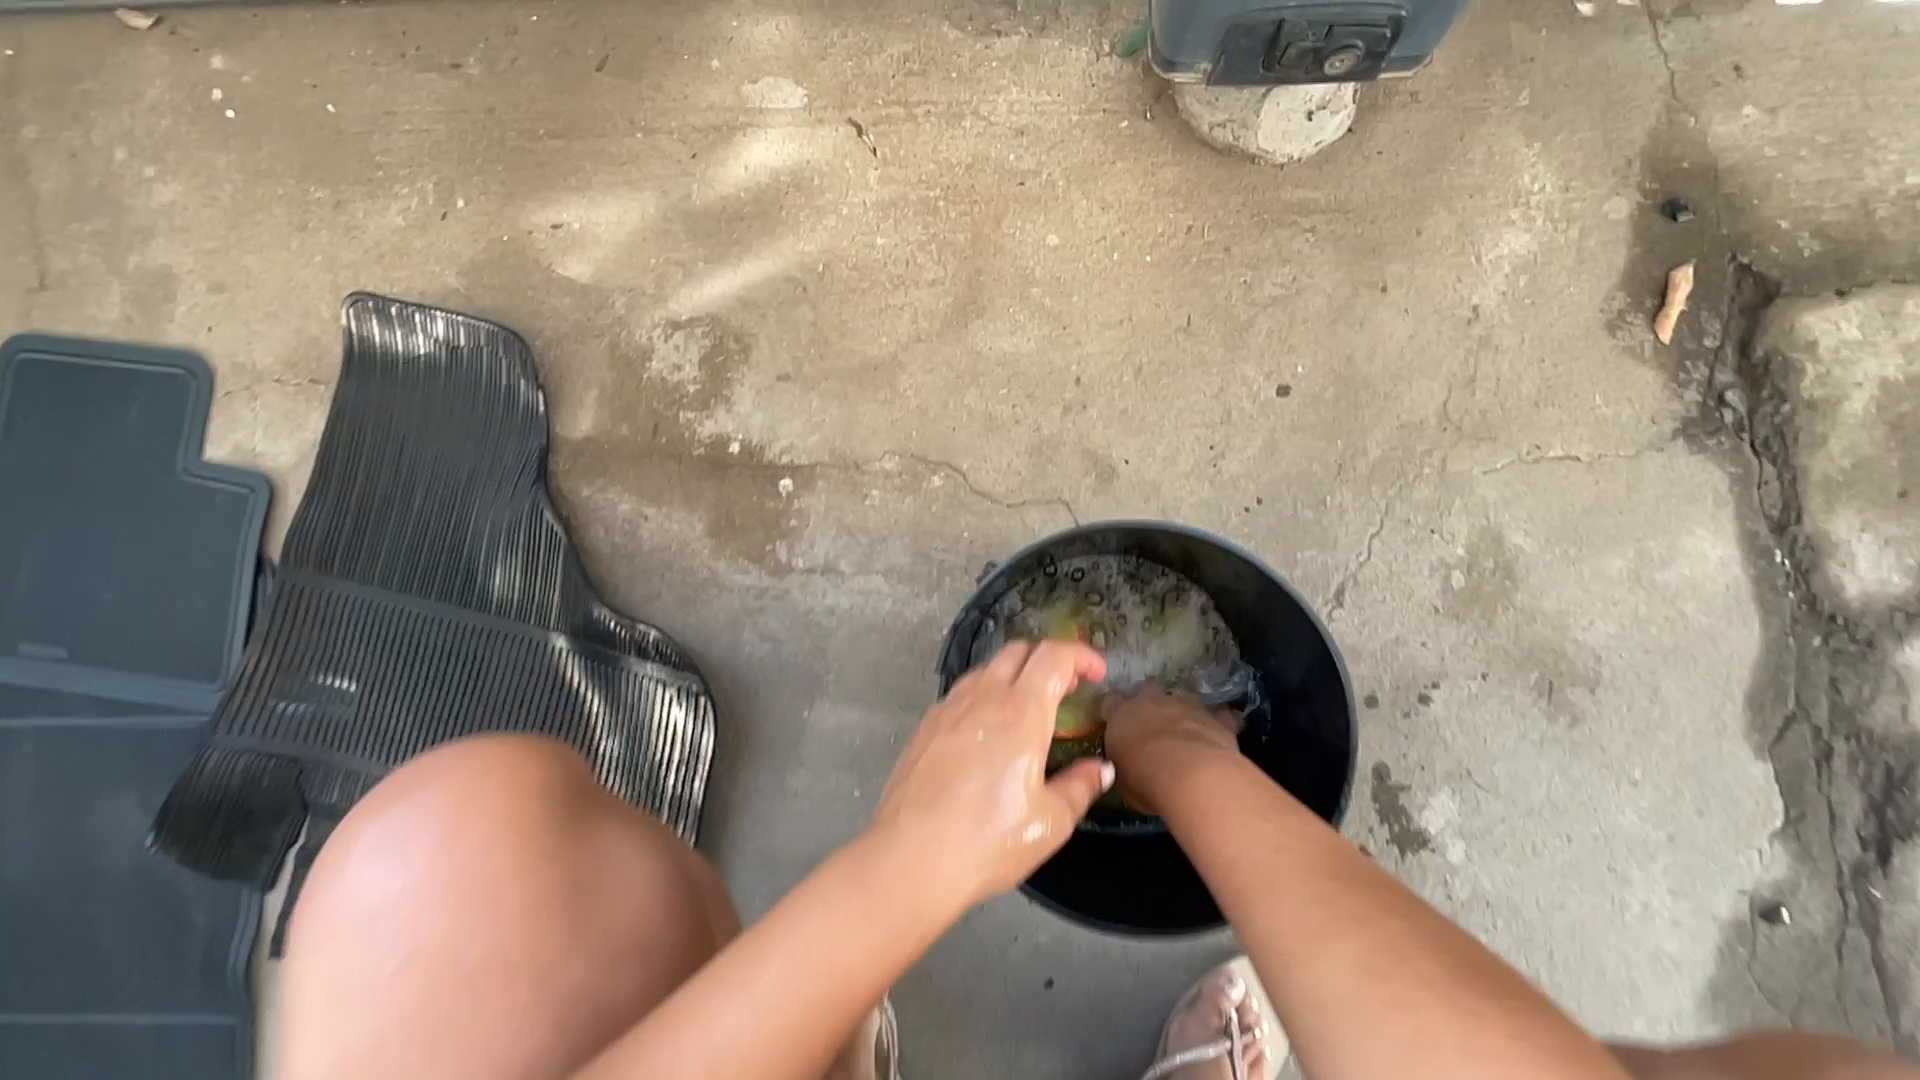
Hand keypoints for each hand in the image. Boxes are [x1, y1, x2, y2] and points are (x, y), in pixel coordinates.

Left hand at [869, 641, 1114, 906]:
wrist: (909, 860)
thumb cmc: (986, 843)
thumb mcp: (1050, 822)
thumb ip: (1080, 787)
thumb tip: (1100, 769)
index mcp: (1019, 714)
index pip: (1053, 656)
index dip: (1080, 656)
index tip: (1096, 674)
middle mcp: (981, 700)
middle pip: (1017, 651)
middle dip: (1048, 659)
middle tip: (1067, 689)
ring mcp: (947, 710)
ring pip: (986, 669)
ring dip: (1014, 675)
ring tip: (1028, 709)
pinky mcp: (925, 728)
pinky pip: (960, 695)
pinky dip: (984, 696)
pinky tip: (988, 732)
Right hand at [1101, 684, 1243, 815]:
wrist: (1191, 775)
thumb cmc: (1145, 779)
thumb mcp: (1121, 778)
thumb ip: (1123, 762)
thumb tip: (1126, 762)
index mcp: (1122, 715)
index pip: (1111, 702)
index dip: (1114, 710)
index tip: (1116, 722)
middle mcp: (1154, 702)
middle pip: (1149, 690)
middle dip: (1151, 703)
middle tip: (1154, 725)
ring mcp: (1188, 706)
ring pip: (1185, 697)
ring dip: (1184, 709)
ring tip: (1187, 729)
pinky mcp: (1217, 718)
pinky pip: (1220, 715)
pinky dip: (1220, 721)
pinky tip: (1222, 732)